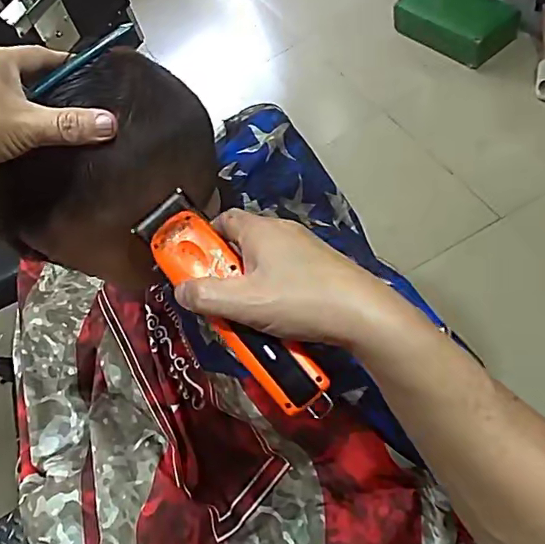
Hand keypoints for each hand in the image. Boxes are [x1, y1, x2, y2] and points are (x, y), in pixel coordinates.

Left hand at [0, 45, 115, 189]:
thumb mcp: (27, 128)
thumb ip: (70, 125)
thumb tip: (106, 122)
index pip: (44, 55)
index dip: (66, 65)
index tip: (81, 71)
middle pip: (15, 74)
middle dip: (34, 94)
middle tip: (50, 115)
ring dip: (2, 109)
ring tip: (14, 134)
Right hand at [173, 210, 424, 348]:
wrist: (364, 314)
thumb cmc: (302, 300)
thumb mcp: (244, 303)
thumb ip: (205, 296)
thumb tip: (181, 290)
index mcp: (260, 229)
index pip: (220, 221)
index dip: (202, 242)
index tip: (193, 268)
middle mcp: (283, 232)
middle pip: (240, 248)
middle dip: (226, 277)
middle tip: (221, 304)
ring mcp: (305, 251)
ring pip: (263, 268)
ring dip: (250, 293)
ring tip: (250, 320)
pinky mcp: (321, 270)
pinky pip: (286, 280)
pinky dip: (275, 298)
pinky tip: (279, 323)